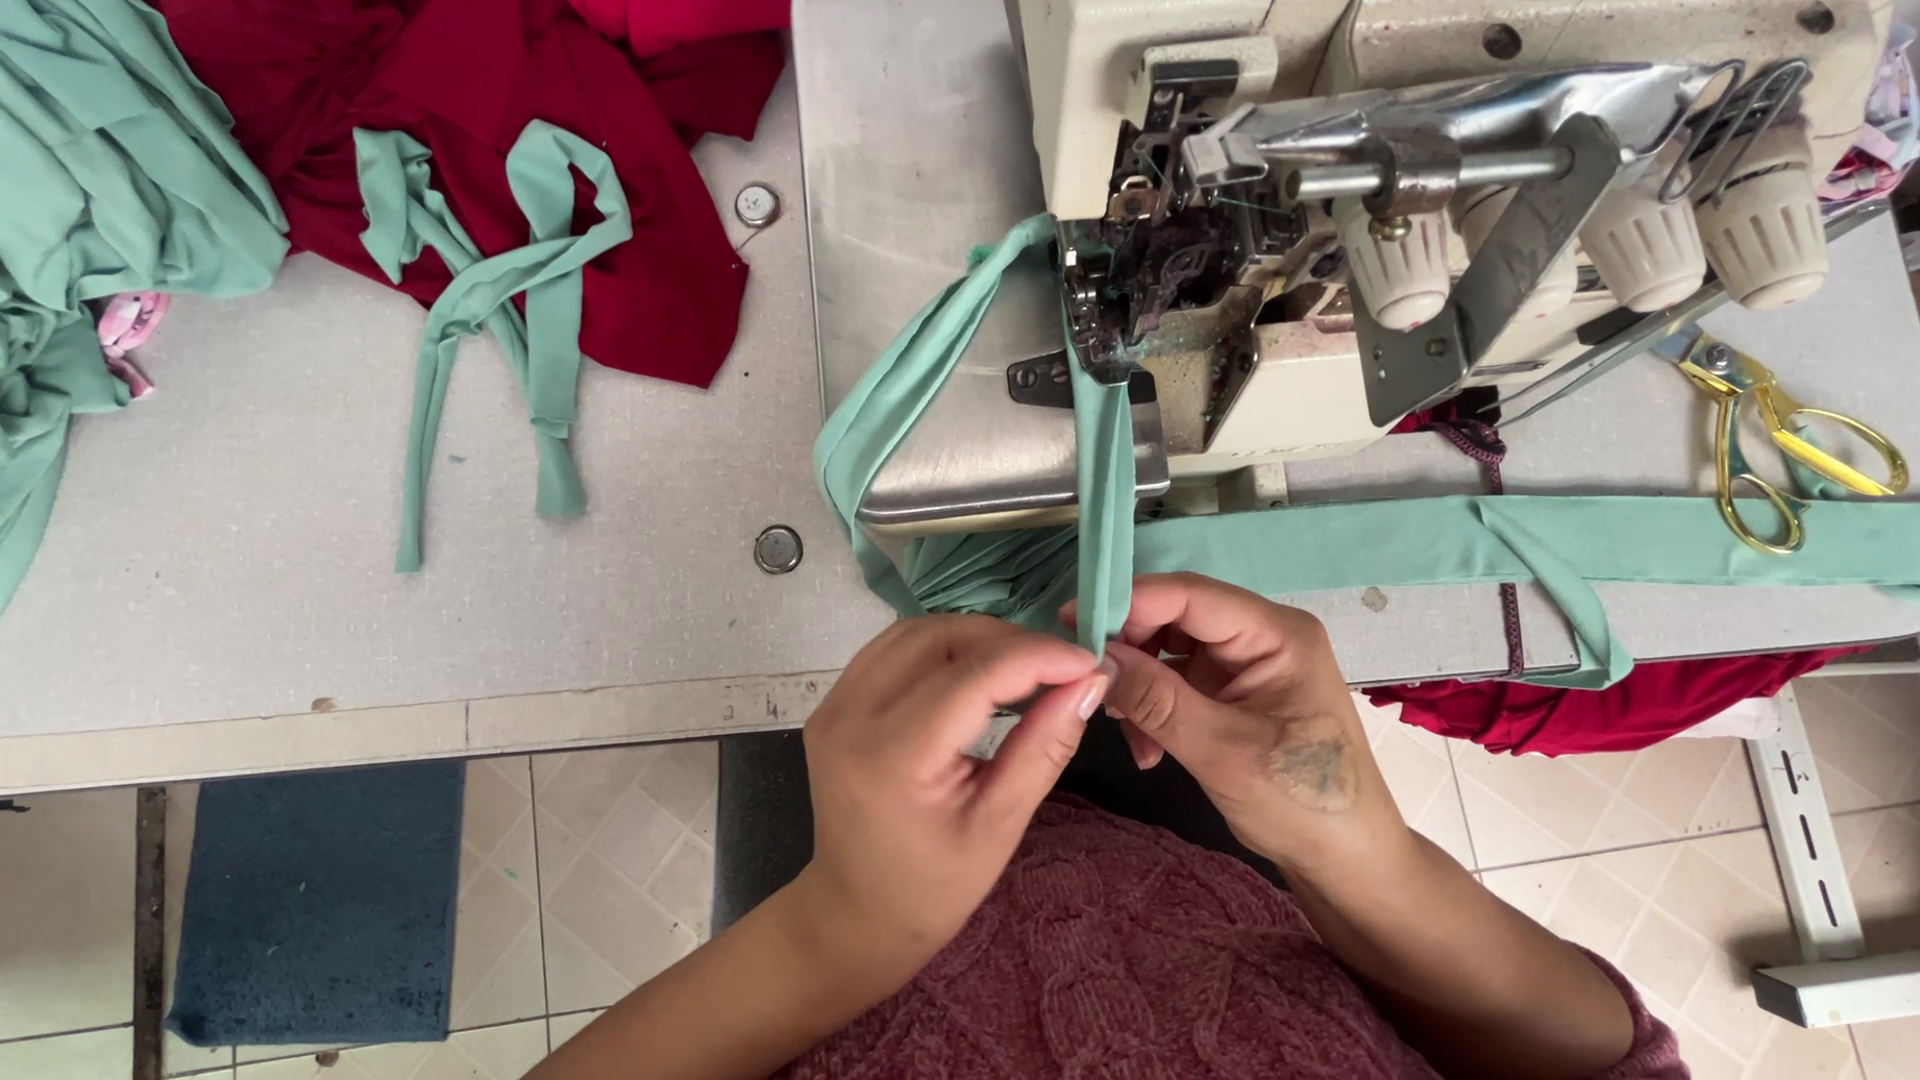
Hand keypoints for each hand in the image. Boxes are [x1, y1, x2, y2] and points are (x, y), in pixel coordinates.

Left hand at [792, 615, 1110, 992]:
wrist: (857, 912)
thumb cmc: (933, 887)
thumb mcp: (1001, 824)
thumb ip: (1045, 746)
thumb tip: (1090, 683)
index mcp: (891, 757)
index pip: (971, 677)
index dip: (1035, 656)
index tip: (1086, 659)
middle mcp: (850, 716)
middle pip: (939, 640)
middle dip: (1007, 640)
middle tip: (1057, 664)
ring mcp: (834, 704)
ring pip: (914, 631)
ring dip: (974, 634)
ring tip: (1023, 662)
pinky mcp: (833, 701)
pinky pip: (891, 647)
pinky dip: (940, 643)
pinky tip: (974, 664)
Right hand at [1063, 573, 1406, 873]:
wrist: (1346, 863)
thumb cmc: (1301, 803)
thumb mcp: (1220, 750)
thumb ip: (1153, 698)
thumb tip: (1092, 657)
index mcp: (1276, 634)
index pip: (1189, 594)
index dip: (1128, 601)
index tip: (1071, 622)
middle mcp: (1260, 636)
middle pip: (1174, 617)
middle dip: (1131, 650)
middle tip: (1093, 687)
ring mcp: (1245, 664)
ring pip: (1168, 650)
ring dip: (1138, 686)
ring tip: (1124, 729)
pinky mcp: (1232, 692)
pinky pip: (1176, 682)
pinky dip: (1153, 709)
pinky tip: (1146, 749)